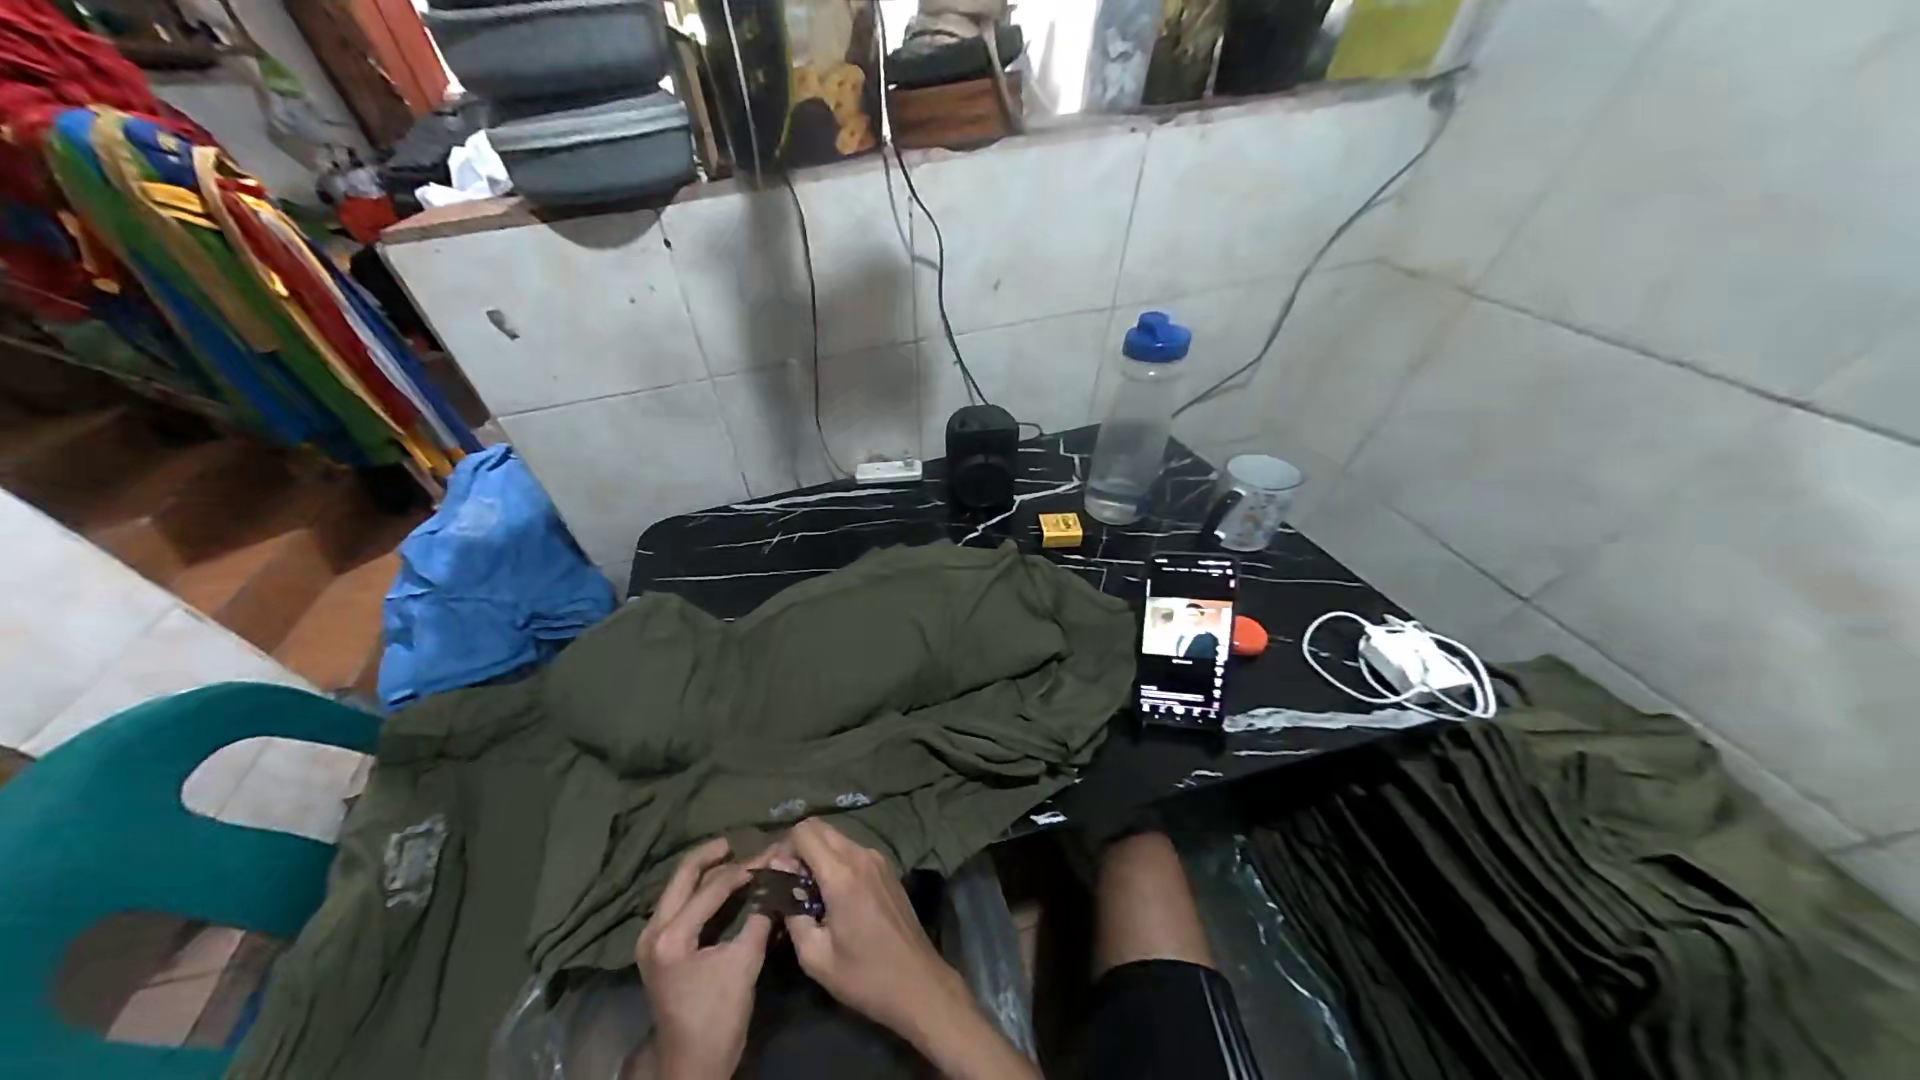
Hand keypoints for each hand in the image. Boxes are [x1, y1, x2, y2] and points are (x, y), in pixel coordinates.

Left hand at [634, 838, 771, 1079]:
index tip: (772, 855)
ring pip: (678, 888)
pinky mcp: (656, 949)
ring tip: (736, 860)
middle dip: (714, 855)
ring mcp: (650, 940)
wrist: (690, 1066)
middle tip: (742, 843)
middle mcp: (653, 931)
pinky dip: (700, 890)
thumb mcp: (745, 963)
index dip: (746, 868)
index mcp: (671, 936)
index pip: (713, 887)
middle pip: (683, 875)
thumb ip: (762, 915)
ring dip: (706, 871)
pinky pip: (678, 904)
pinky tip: (722, 887)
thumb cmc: (718, 1017)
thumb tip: (780, 879)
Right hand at [781, 820, 969, 1038]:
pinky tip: (832, 894)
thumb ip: (793, 913)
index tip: (777, 876)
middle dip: (798, 848)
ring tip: (808, 891)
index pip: (804, 831)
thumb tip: (781, 885)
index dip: (783, 848)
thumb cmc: (865, 976)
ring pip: (837, 837)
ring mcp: (878, 859)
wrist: (918, 983)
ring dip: (817, 854)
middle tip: (788, 882)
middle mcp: (861, 855)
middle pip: (820, 827)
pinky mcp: (887, 868)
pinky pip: (853, 850)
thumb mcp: (816, 956)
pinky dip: (835, 861)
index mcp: (842, 873)